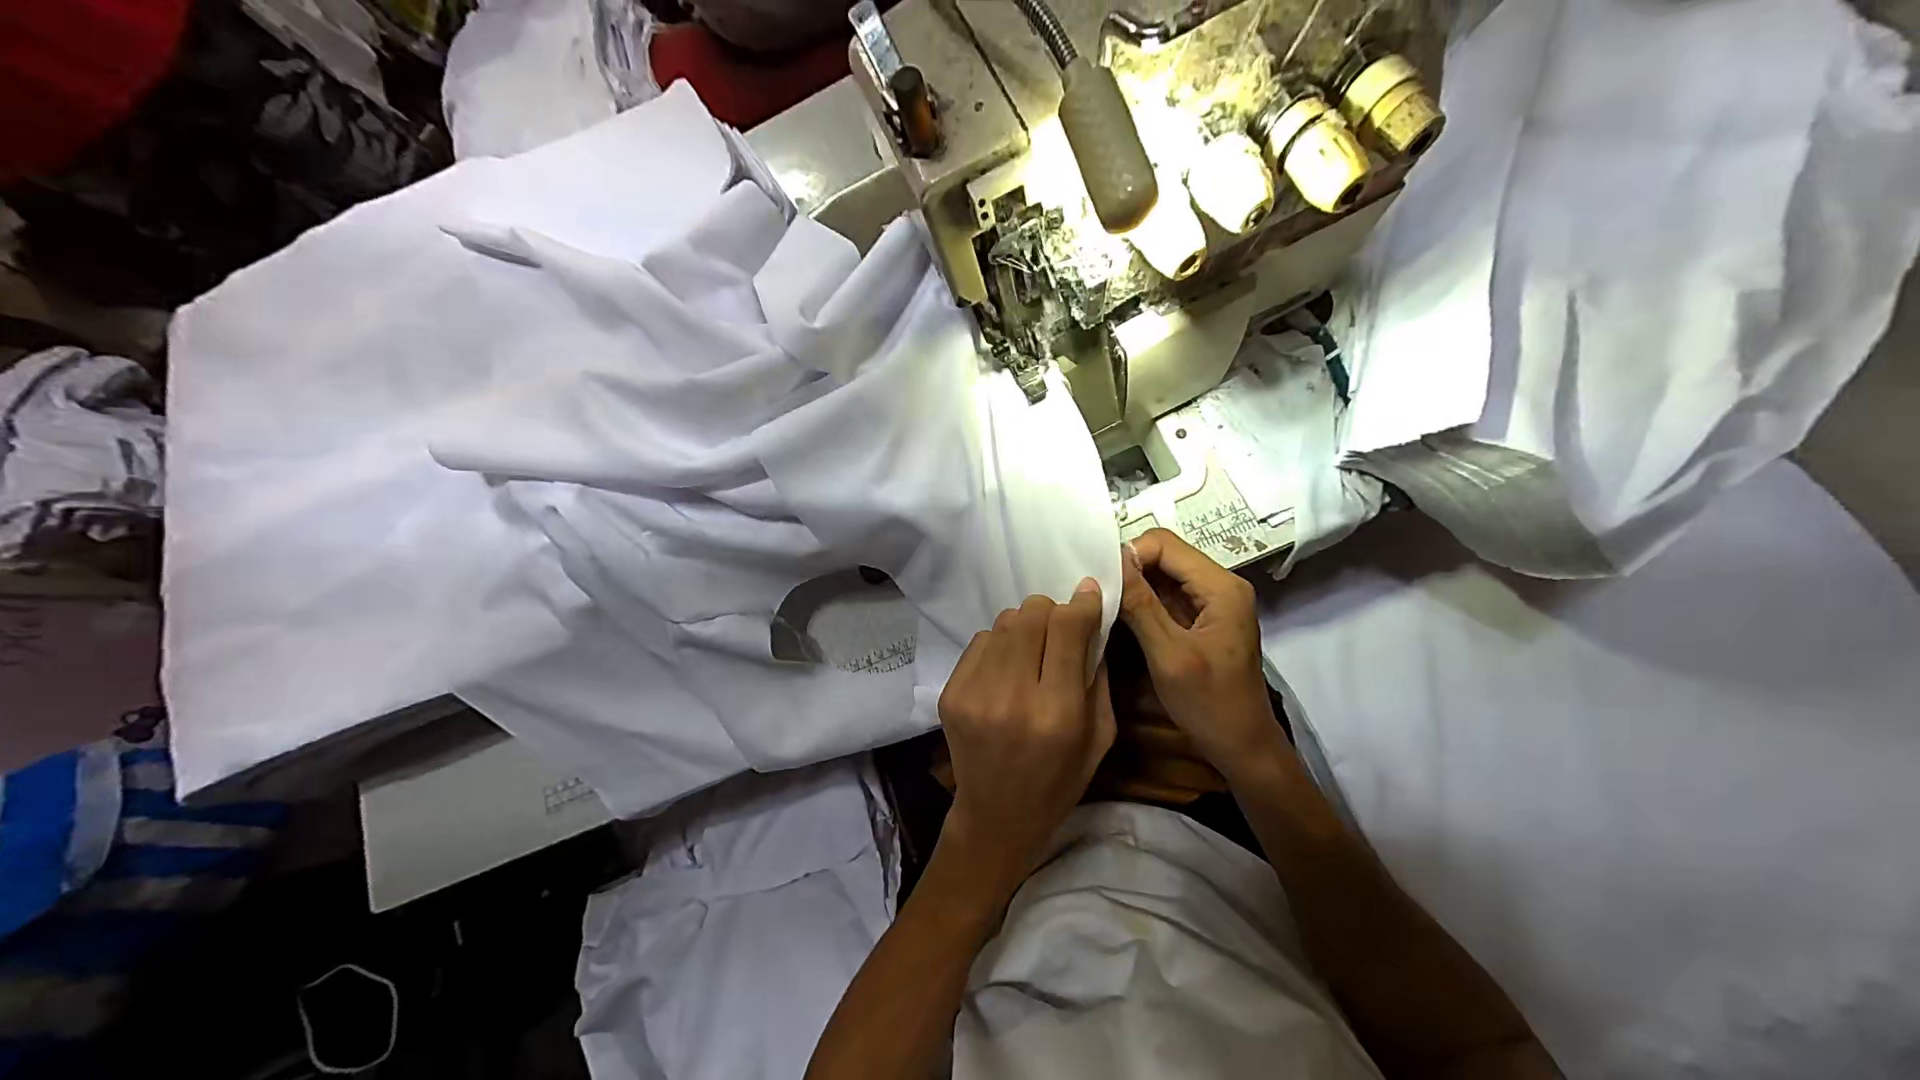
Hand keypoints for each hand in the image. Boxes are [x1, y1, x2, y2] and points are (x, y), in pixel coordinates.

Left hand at [937, 579, 1114, 885]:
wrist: (997, 815)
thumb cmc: (1060, 781)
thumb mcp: (1100, 736)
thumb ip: (1096, 676)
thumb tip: (1091, 621)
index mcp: (1057, 712)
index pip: (1067, 628)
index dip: (1081, 604)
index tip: (1088, 593)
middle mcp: (1012, 697)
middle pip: (1031, 614)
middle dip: (1052, 612)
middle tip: (1059, 628)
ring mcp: (974, 694)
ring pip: (1003, 622)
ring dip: (1024, 627)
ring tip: (1032, 651)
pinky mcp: (950, 694)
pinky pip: (980, 641)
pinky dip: (999, 644)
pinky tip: (1007, 669)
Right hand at [1118, 528, 1287, 781]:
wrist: (1242, 746)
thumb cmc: (1209, 704)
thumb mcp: (1168, 655)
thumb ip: (1141, 606)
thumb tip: (1113, 563)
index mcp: (1220, 587)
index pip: (1164, 544)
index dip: (1130, 555)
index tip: (1101, 582)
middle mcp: (1220, 585)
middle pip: (1165, 554)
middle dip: (1130, 568)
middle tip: (1098, 593)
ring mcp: (1212, 601)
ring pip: (1163, 573)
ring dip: (1134, 584)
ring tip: (1105, 604)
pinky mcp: (1202, 618)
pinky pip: (1167, 594)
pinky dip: (1143, 600)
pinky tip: (1121, 616)